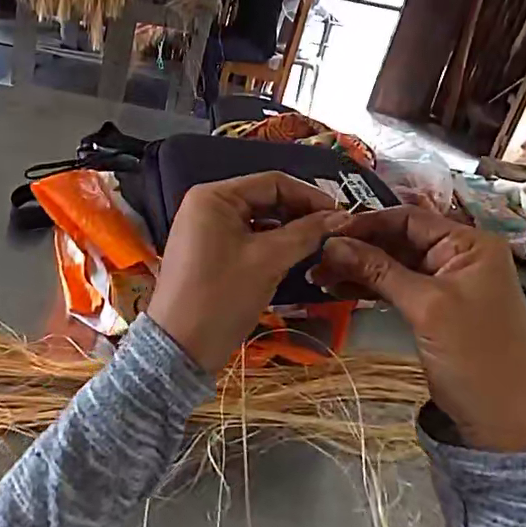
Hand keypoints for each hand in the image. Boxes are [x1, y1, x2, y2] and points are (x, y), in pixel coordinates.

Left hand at [148, 172, 349, 372]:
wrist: (182, 344)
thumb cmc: (222, 295)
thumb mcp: (268, 260)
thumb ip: (305, 233)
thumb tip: (341, 216)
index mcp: (213, 196)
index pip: (271, 182)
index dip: (309, 195)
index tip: (343, 214)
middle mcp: (206, 204)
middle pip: (264, 198)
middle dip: (300, 212)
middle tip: (337, 231)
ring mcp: (205, 227)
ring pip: (258, 218)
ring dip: (289, 228)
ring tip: (322, 243)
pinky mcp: (210, 249)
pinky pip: (247, 236)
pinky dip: (272, 242)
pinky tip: (296, 254)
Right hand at [311, 206, 525, 451]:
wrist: (507, 426)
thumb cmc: (477, 358)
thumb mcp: (426, 307)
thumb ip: (377, 269)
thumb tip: (331, 242)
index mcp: (470, 245)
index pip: (407, 218)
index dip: (365, 223)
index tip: (325, 233)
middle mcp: (459, 256)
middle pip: (396, 239)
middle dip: (356, 247)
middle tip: (315, 259)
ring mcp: (446, 282)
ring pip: (390, 262)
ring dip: (356, 267)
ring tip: (319, 276)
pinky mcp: (433, 306)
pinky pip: (393, 284)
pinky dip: (367, 285)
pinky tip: (338, 289)